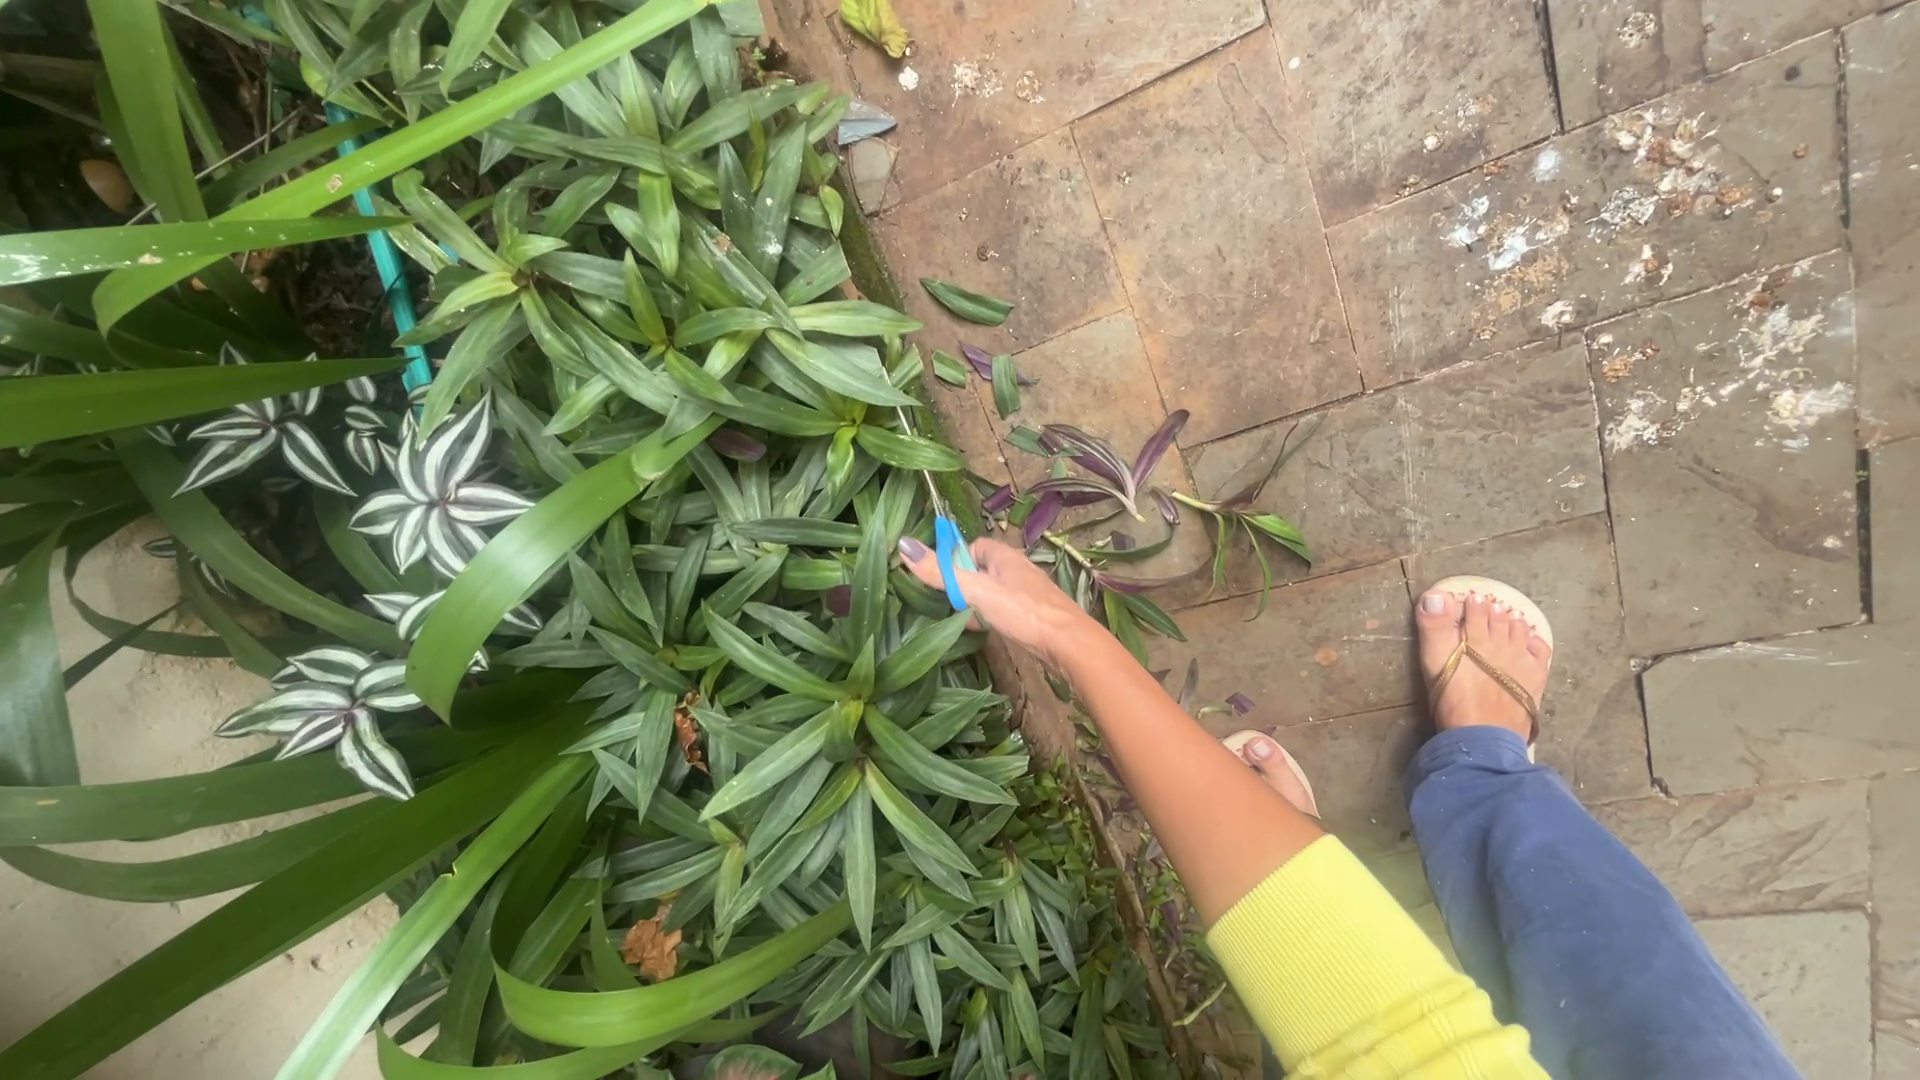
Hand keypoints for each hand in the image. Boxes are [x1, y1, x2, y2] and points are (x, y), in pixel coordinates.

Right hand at [898, 536, 1098, 667]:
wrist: (1068, 643)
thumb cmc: (1022, 611)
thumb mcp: (976, 591)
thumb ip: (941, 572)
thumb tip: (903, 544)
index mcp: (1003, 555)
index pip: (970, 547)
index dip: (953, 561)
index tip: (943, 582)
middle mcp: (1016, 568)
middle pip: (978, 571)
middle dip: (963, 588)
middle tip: (953, 606)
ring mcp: (1026, 592)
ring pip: (990, 593)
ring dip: (976, 606)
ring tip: (968, 622)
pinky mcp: (1032, 614)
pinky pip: (1002, 610)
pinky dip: (991, 618)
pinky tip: (987, 632)